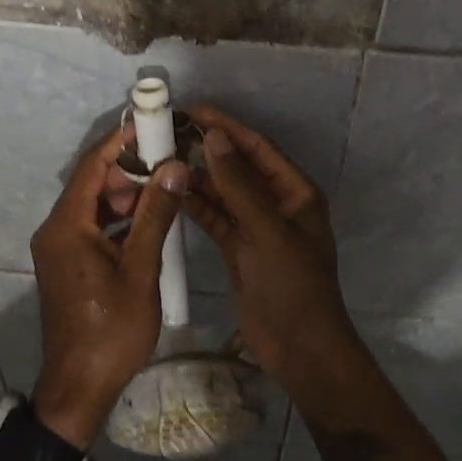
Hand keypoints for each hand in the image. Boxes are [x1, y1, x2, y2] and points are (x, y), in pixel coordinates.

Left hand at [28, 126, 187, 447]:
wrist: (79, 387)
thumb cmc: (111, 330)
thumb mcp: (140, 270)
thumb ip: (156, 215)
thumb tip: (174, 166)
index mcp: (67, 226)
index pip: (91, 167)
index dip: (120, 142)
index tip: (150, 124)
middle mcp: (56, 230)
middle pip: (92, 184)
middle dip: (129, 168)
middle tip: (169, 157)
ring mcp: (60, 248)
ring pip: (95, 206)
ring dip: (127, 194)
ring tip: (167, 185)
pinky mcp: (68, 264)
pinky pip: (94, 227)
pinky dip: (120, 219)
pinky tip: (151, 219)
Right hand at [179, 106, 372, 406]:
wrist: (300, 350)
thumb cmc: (293, 287)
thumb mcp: (268, 232)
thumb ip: (240, 185)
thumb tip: (214, 137)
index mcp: (295, 191)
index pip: (257, 147)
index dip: (226, 127)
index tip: (192, 109)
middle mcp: (275, 203)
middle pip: (237, 166)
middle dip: (206, 149)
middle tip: (167, 132)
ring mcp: (256, 227)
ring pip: (222, 192)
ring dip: (197, 177)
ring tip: (161, 158)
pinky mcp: (238, 249)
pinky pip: (215, 218)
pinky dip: (196, 205)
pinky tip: (170, 192)